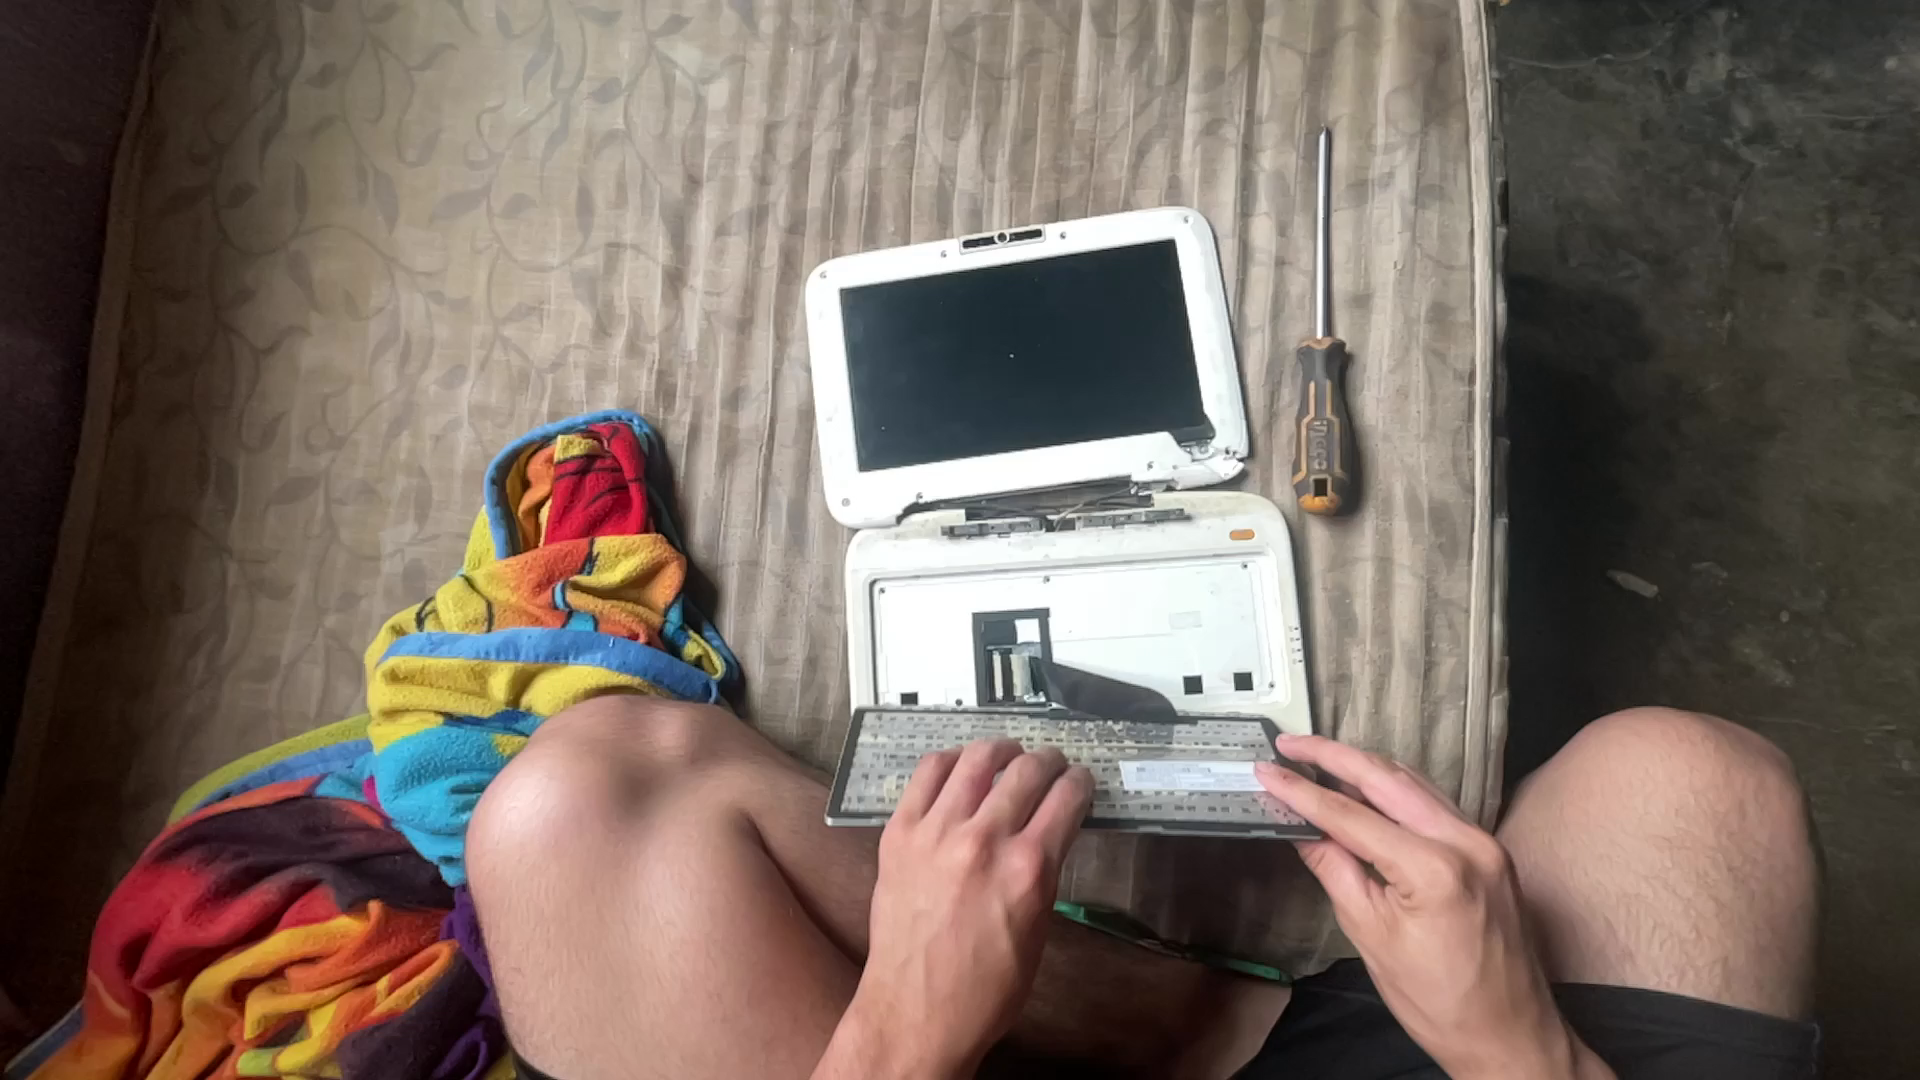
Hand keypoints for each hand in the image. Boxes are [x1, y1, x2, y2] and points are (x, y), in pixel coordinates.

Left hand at [814, 739, 1092, 1079]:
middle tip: (1051, 764)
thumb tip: (1051, 824)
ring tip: (1009, 754)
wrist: (914, 1012)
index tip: (1080, 779)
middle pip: (1027, 769)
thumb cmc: (985, 986)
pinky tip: (962, 766)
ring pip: (977, 758)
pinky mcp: (900, 830)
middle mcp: (984, 840)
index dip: (1080, 781)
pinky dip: (951, 759)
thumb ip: (1045, 868)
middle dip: (1048, 760)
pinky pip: (928, 771)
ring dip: (1002, 749)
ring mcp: (937, 831)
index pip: (1067, 797)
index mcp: (1028, 870)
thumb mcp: (1037, 929)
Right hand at [1255, 735, 1613, 1079]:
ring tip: (1314, 755)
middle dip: (1331, 754)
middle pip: (1383, 778)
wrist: (1515, 1043)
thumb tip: (1296, 823)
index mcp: (1434, 869)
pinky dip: (1389, 786)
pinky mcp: (1487, 849)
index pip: (1349, 814)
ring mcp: (1482, 841)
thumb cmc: (1438, 1002)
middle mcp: (1465, 842)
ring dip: (1359, 764)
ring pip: (1409, 781)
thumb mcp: (1368, 932)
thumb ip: (1332, 865)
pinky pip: (1429, 800)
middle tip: (1288, 742)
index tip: (1265, 770)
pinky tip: (1360, 783)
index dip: (1300, 791)